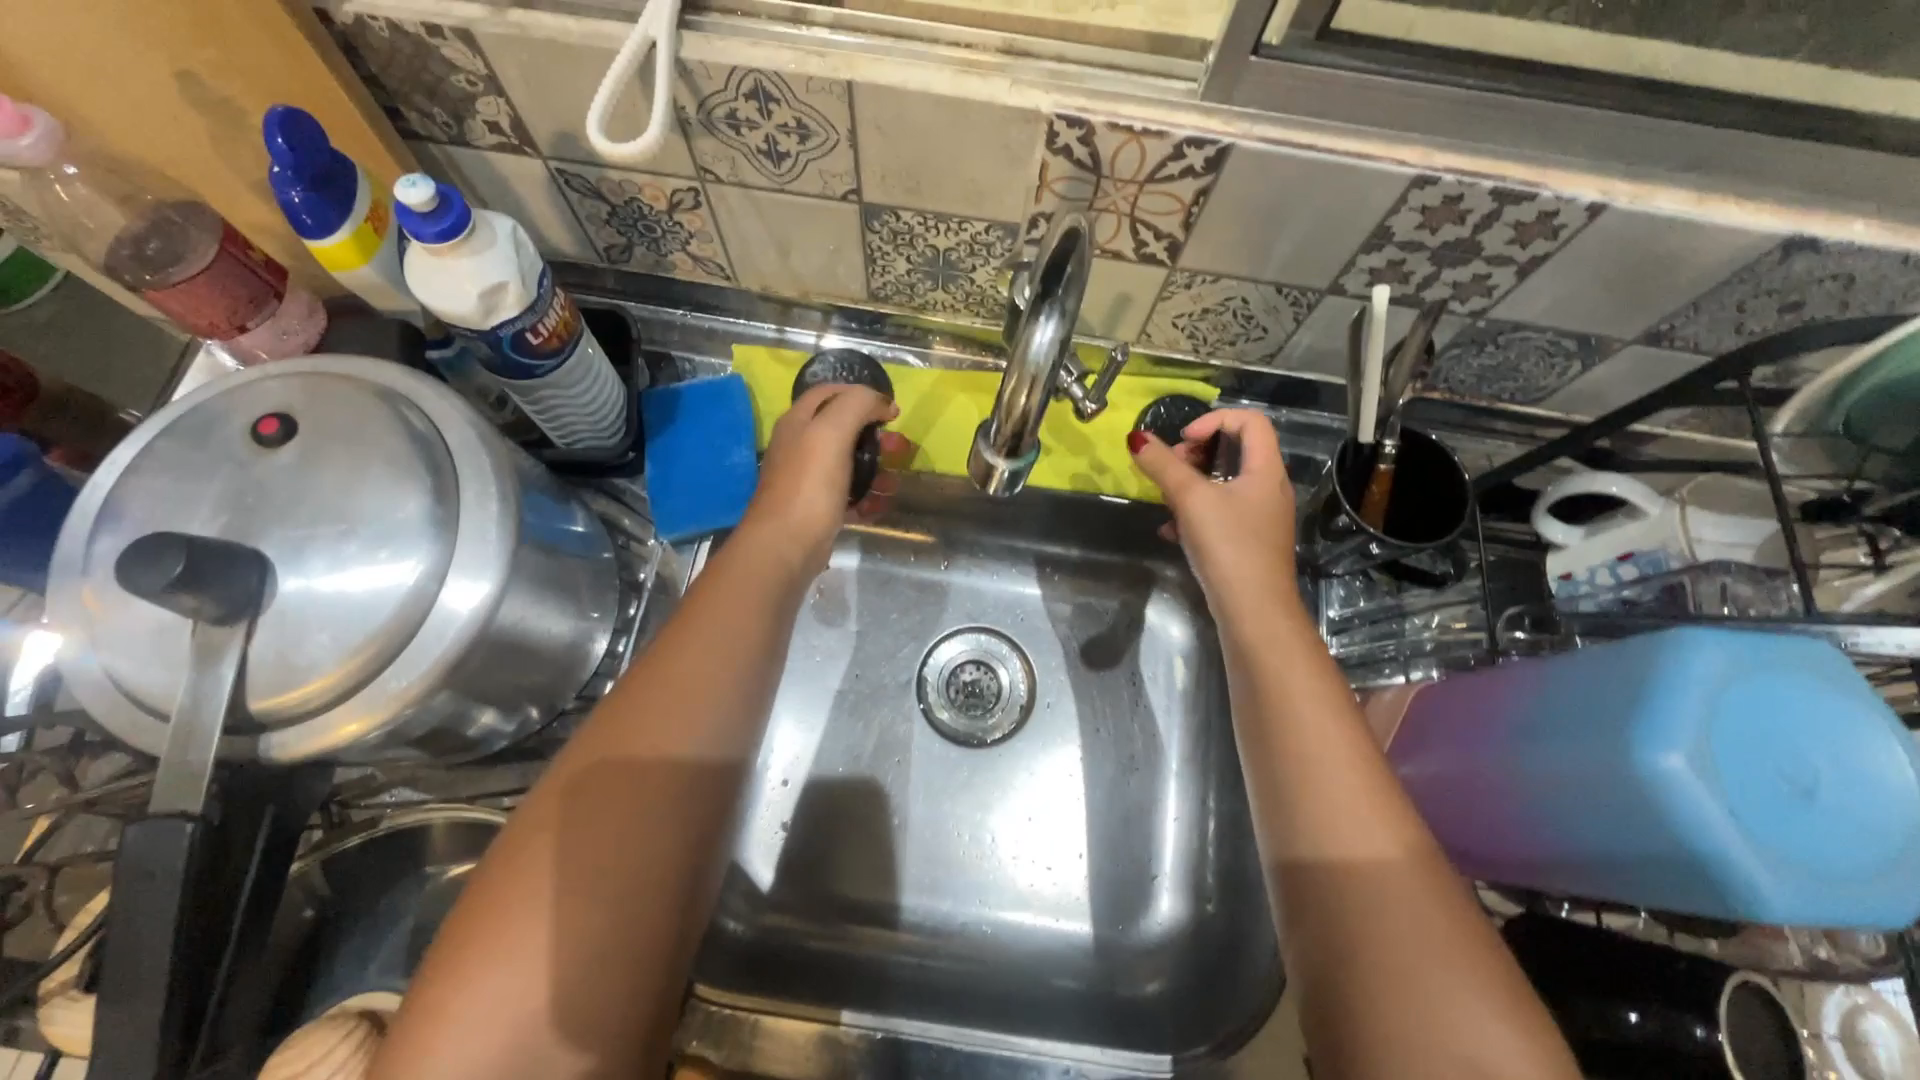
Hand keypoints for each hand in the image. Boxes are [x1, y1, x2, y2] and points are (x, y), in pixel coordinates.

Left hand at [740, 384, 908, 577]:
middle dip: (875, 437)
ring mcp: (808, 479)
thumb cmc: (809, 485)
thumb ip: (857, 405)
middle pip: (843, 429)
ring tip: (893, 482)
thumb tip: (882, 403)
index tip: (891, 411)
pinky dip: (866, 497)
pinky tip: (879, 506)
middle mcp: (800, 446)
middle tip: (898, 448)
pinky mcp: (817, 508)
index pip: (830, 393)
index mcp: (798, 422)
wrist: (786, 545)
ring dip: (876, 469)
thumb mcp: (832, 432)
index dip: (861, 395)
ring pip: (849, 464)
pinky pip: (848, 494)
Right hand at [1130, 409, 1297, 609]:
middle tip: (1170, 469)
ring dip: (1191, 485)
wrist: (1254, 612)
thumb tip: (1137, 438)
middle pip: (1235, 451)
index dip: (1214, 420)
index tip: (1183, 441)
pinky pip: (1221, 515)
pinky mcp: (1248, 543)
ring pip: (1224, 485)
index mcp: (1266, 470)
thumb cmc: (1229, 546)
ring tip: (1167, 499)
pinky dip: (1195, 514)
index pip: (1250, 421)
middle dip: (1197, 454)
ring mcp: (1260, 518)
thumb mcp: (1190, 500)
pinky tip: (1170, 532)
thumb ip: (1162, 466)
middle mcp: (1269, 489)